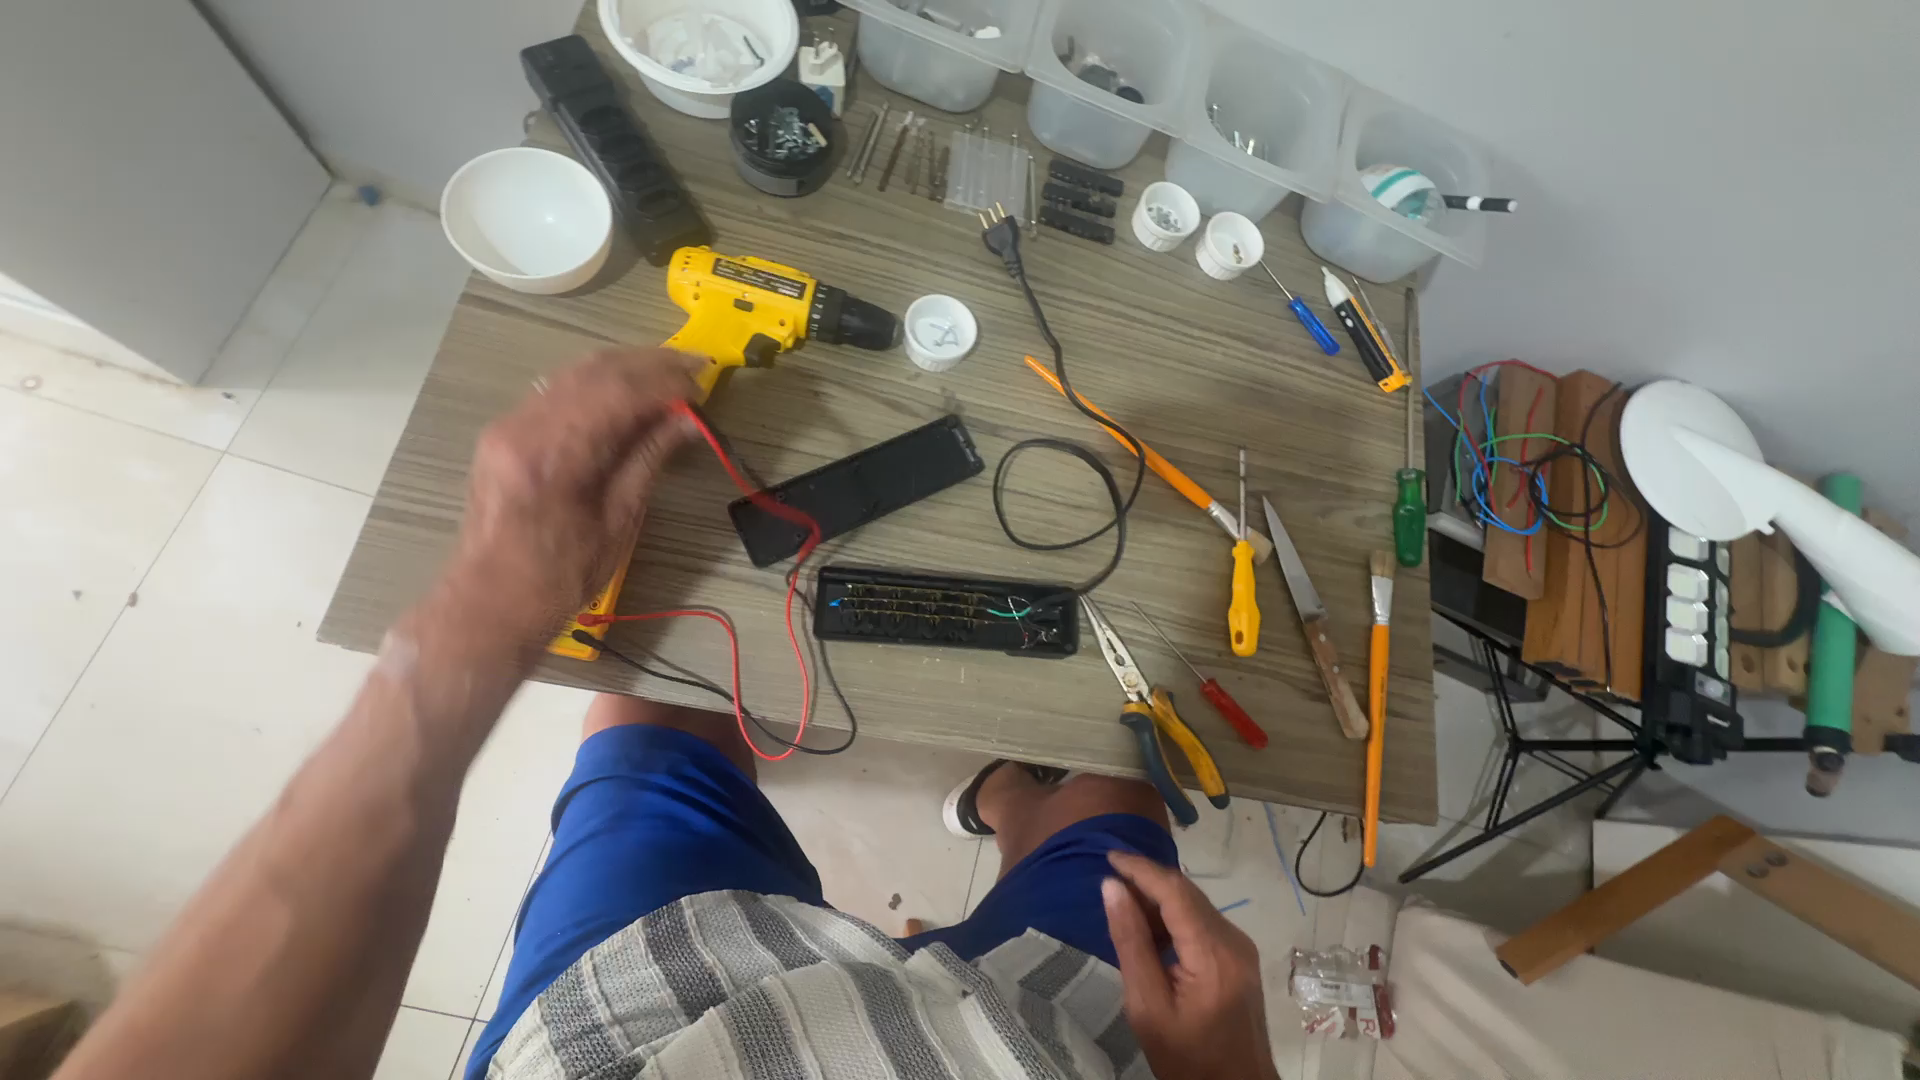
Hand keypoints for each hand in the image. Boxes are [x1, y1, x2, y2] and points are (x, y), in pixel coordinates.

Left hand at [441, 348, 700, 636]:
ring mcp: (509, 424)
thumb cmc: (562, 576)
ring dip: (626, 367)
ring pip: (574, 372)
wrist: (489, 601)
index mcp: (554, 455)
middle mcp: (524, 426)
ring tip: (671, 373)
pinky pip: (559, 390)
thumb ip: (649, 459)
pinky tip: (629, 392)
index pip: (618, 392)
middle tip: (697, 366)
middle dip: (650, 363)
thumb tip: (687, 419)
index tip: (704, 384)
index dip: (667, 382)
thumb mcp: (619, 521)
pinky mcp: (506, 431)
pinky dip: (600, 383)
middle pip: (595, 370)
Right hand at [1103, 850, 1279, 1079]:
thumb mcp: (1147, 1006)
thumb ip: (1131, 942)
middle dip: (1147, 878)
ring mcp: (1240, 948)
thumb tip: (1112, 887)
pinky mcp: (1239, 956)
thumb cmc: (1187, 1060)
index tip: (1108, 856)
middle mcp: (1234, 941)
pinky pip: (1202, 920)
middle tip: (1109, 879)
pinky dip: (1173, 915)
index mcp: (1213, 954)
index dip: (1140, 868)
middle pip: (1186, 892)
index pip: (1174, 891)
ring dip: (1158, 896)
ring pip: (1194, 903)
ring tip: (1123, 903)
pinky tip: (1150, 928)